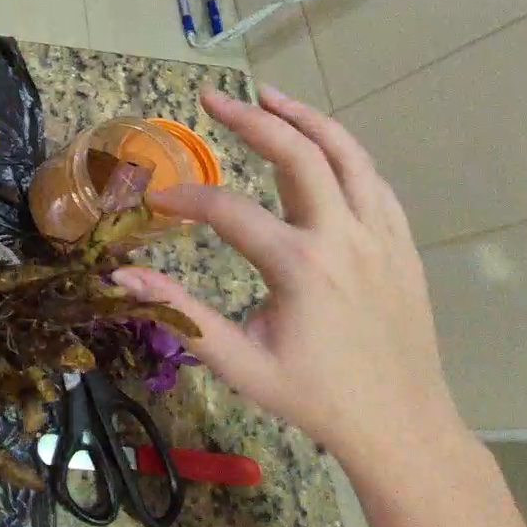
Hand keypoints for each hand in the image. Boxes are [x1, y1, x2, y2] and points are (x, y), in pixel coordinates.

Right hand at [112, 84, 465, 472]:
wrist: (406, 432)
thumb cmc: (315, 398)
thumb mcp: (240, 362)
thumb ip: (180, 311)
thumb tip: (119, 273)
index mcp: (301, 266)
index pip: (228, 210)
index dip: (185, 198)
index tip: (156, 200)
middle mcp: (345, 239)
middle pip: (299, 155)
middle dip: (251, 119)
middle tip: (212, 98)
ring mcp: (382, 238)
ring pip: (348, 155)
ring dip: (306, 119)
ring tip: (268, 95)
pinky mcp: (402, 246)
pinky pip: (373, 181)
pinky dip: (342, 152)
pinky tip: (318, 146)